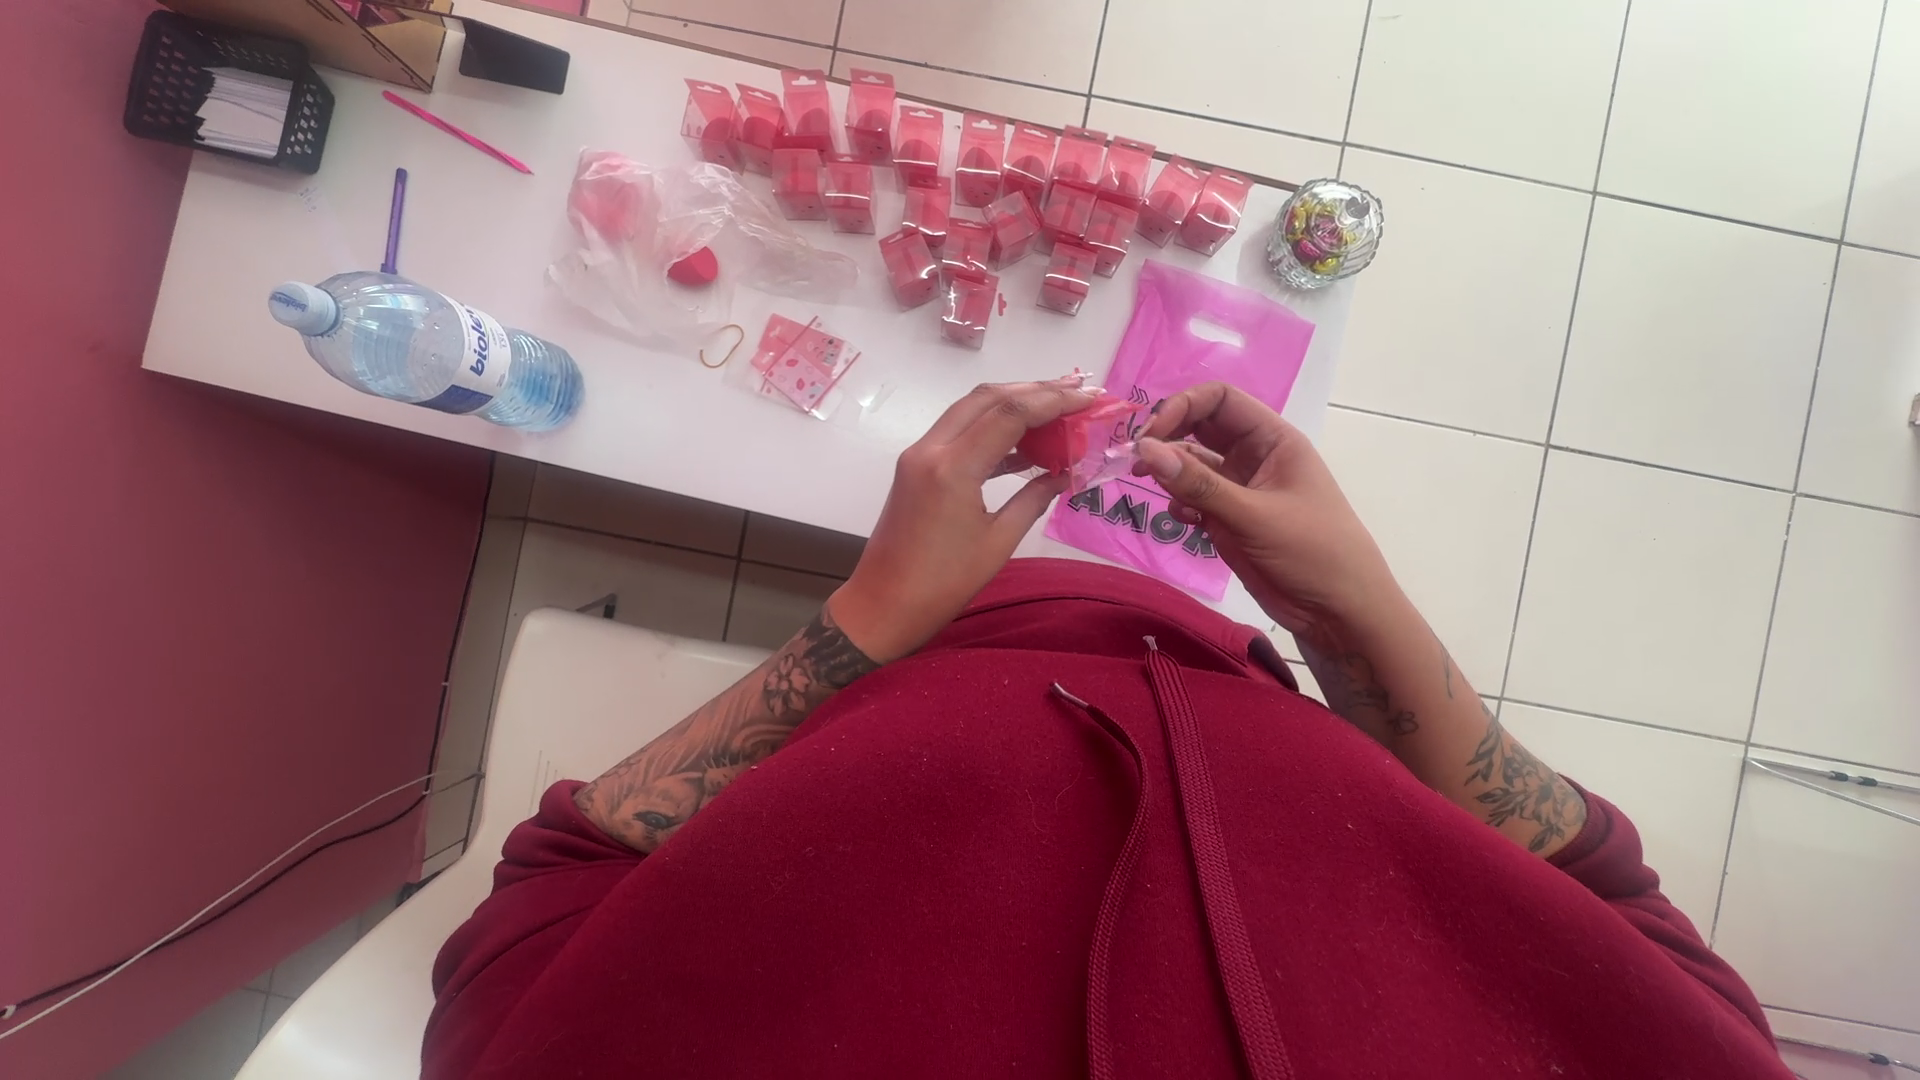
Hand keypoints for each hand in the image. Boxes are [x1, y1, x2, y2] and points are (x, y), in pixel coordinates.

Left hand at [830, 377, 1102, 661]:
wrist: (883, 605)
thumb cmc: (943, 585)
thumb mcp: (998, 543)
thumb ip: (1033, 499)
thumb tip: (1064, 474)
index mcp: (953, 468)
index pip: (1009, 413)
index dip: (1054, 400)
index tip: (1090, 397)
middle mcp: (931, 449)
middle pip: (987, 398)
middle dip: (1035, 390)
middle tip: (1077, 392)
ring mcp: (919, 455)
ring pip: (970, 410)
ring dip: (1012, 405)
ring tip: (1057, 411)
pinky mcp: (915, 467)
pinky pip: (958, 433)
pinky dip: (991, 430)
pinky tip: (1024, 445)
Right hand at [1134, 382, 1402, 645]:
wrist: (1339, 613)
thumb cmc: (1312, 552)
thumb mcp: (1253, 516)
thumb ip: (1197, 484)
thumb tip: (1144, 449)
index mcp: (1272, 440)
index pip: (1219, 400)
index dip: (1182, 407)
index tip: (1151, 436)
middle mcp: (1253, 457)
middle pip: (1200, 429)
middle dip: (1167, 440)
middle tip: (1137, 462)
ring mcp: (1239, 489)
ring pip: (1192, 467)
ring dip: (1170, 476)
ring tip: (1159, 494)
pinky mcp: (1228, 519)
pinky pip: (1193, 499)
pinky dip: (1180, 505)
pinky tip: (1183, 521)